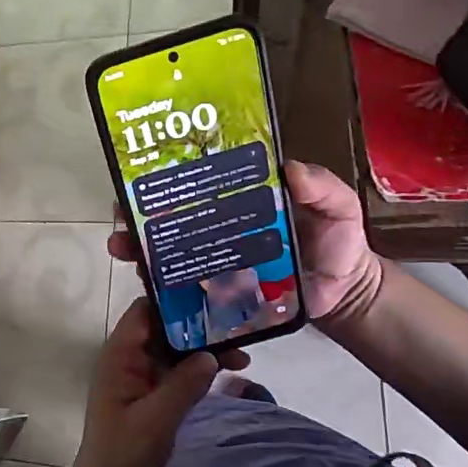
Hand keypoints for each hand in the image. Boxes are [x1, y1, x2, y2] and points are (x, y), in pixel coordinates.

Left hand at [73, 298, 224, 466]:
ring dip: (203, 350)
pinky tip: (227, 372)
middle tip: (239, 329)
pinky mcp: (149, 392)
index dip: (174, 299)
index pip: (145, 311)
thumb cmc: (125, 451)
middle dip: (199, 327)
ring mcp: (139, 375)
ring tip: (242, 356)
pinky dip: (197, 369)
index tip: (210, 296)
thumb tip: (212, 354)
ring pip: (174, 350)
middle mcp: (128, 358)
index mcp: (120, 355)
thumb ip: (185, 383)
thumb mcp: (158, 417)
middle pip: (164, 328)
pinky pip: (175, 370)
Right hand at [105, 160, 386, 328]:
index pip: (200, 183)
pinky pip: (186, 290)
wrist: (344, 297)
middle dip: (139, 214)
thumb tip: (291, 169)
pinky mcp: (219, 294)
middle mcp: (221, 227)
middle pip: (172, 218)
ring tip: (123, 248)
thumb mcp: (337, 208)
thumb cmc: (338, 245)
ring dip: (140, 248)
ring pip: (170, 252)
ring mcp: (217, 262)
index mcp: (241, 200)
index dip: (169, 177)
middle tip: (122, 216)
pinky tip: (146, 284)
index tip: (142, 174)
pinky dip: (163, 287)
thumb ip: (321, 188)